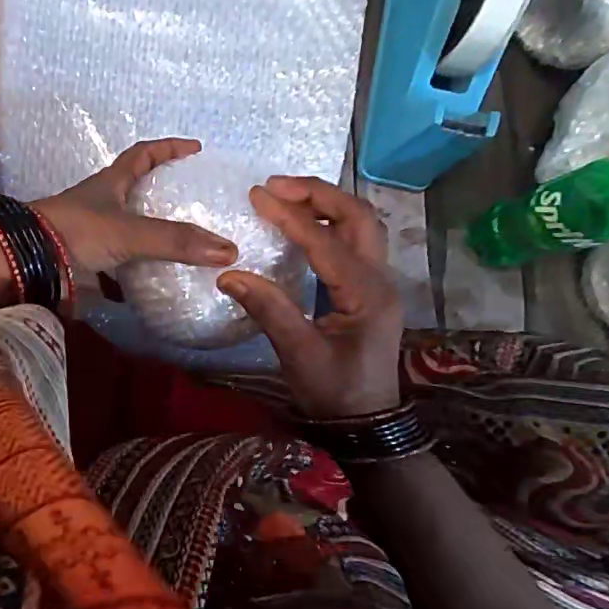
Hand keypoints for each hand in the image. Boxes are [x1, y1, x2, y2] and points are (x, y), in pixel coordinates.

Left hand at [34, 138, 238, 277]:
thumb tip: (228, 250)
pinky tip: (146, 289)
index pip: (143, 154)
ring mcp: (89, 234)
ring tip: (177, 249)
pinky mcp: (82, 261)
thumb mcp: (130, 232)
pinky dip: (129, 276)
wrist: (26, 261)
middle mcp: (99, 204)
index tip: (195, 149)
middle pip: (134, 192)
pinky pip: (113, 267)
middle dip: (160, 195)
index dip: (169, 148)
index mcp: (110, 183)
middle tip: (191, 204)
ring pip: (124, 231)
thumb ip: (175, 242)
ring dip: (147, 238)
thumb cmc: (75, 232)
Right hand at [218, 177, 403, 418]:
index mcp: (366, 294)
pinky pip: (353, 244)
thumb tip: (228, 274)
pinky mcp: (368, 291)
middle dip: (318, 194)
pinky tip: (301, 227)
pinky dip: (328, 225)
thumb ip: (268, 310)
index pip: (327, 242)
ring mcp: (378, 283)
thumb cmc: (333, 391)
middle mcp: (379, 280)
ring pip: (360, 226)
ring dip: (326, 205)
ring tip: (286, 198)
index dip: (291, 216)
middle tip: (275, 186)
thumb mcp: (298, 354)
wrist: (364, 422)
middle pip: (358, 217)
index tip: (257, 196)